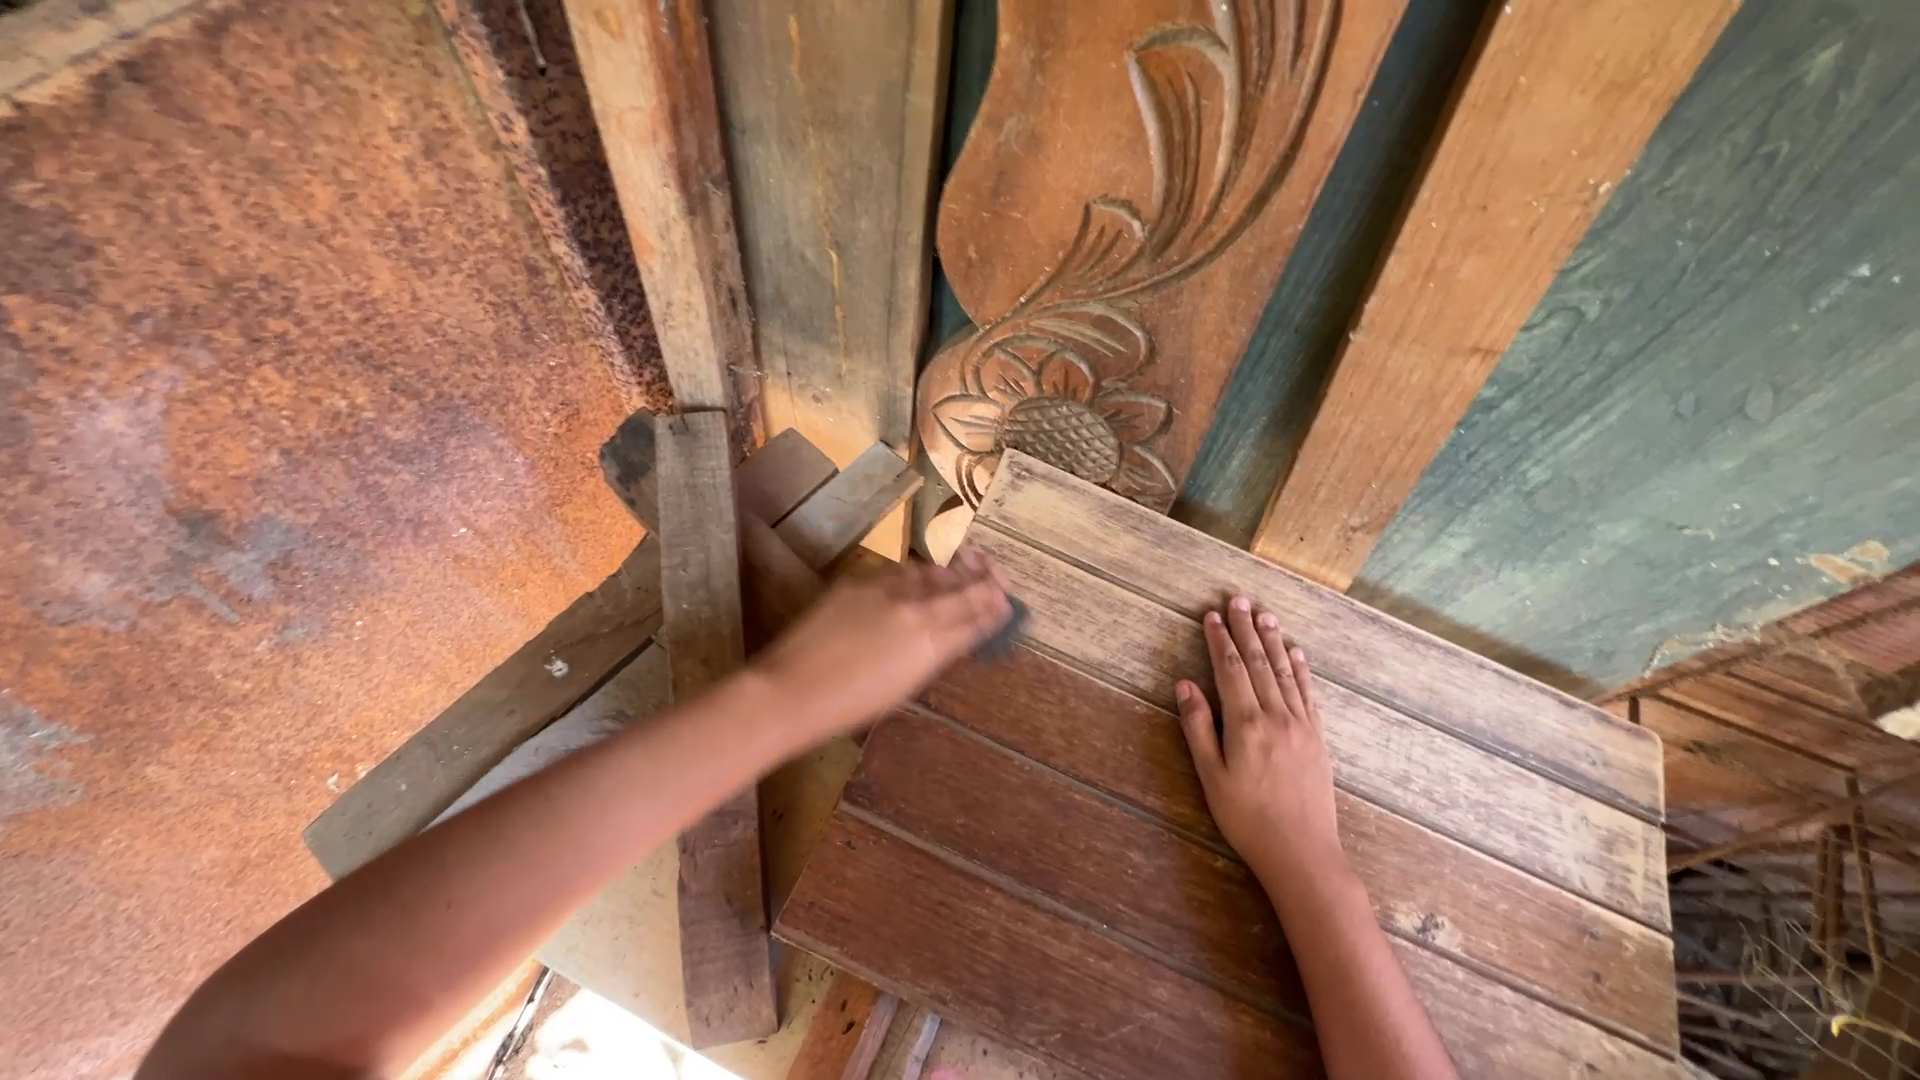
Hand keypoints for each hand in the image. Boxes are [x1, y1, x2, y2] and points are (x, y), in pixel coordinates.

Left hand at [752, 546, 1011, 737]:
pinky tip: (923, 574)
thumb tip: (949, 639)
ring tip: (968, 567)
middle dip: (984, 583)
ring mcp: (887, 592)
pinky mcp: (860, 583)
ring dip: (952, 572)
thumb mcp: (904, 687)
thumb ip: (931, 656)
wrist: (794, 689)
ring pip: (931, 574)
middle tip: (999, 576)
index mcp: (931, 644)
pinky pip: (900, 571)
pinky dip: (918, 573)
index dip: (993, 610)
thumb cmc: (850, 706)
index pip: (973, 621)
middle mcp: (916, 611)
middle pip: (960, 591)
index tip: (1006, 603)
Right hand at [1175, 595, 1342, 880]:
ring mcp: (1302, 724)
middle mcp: (1277, 715)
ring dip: (1273, 640)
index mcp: (1246, 723)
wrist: (1302, 853)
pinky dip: (1300, 668)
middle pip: (1259, 662)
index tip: (1211, 615)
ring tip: (1264, 614)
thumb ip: (1198, 726)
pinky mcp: (1317, 737)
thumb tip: (1184, 684)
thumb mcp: (1210, 776)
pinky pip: (1308, 692)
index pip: (1231, 669)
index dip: (1220, 639)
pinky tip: (1296, 652)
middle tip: (1238, 599)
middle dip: (1246, 629)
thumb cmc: (1246, 818)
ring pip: (1285, 671)